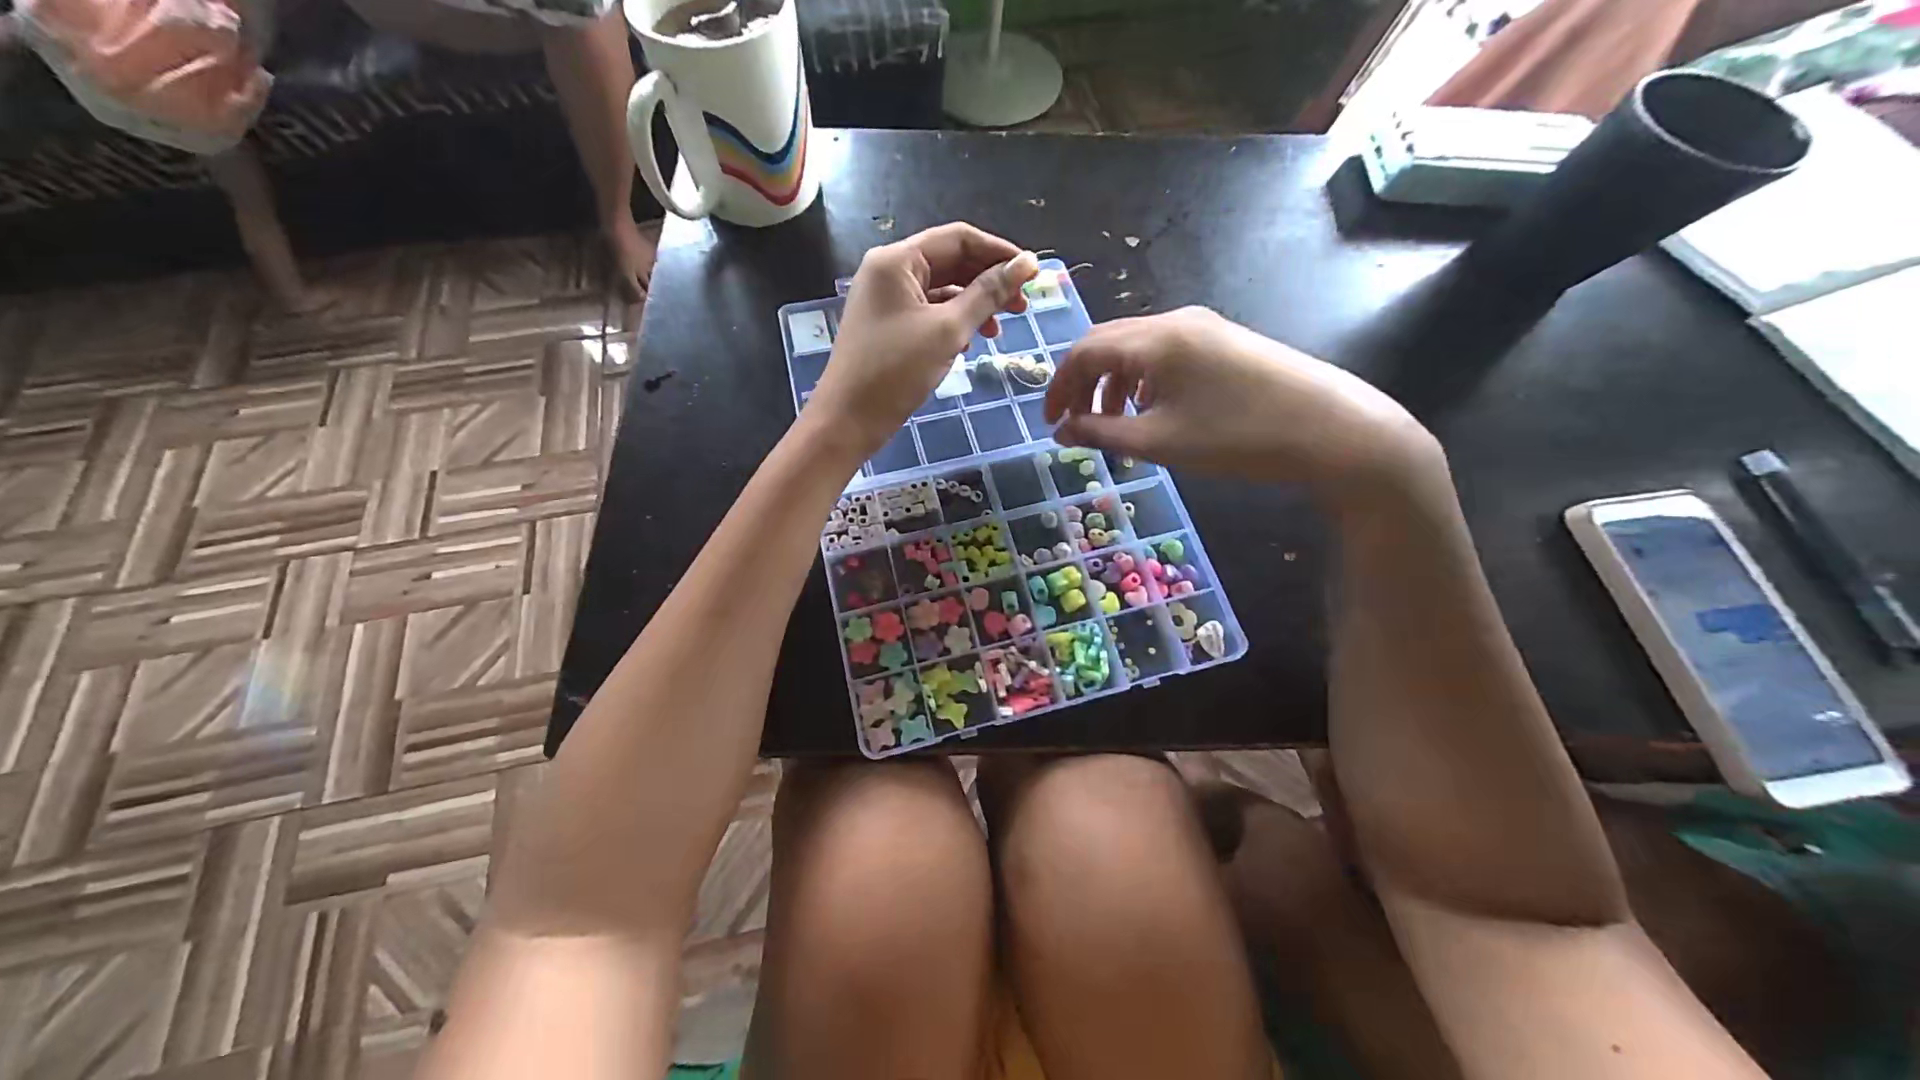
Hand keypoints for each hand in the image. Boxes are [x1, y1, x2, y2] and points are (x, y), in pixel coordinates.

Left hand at [809, 224, 1038, 455]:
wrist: (847, 420)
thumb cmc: (896, 371)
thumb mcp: (948, 330)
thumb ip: (988, 294)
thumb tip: (1027, 264)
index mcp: (897, 260)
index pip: (959, 238)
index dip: (1000, 253)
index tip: (1033, 274)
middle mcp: (889, 271)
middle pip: (951, 262)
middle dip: (989, 281)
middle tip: (1022, 307)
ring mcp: (886, 300)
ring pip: (942, 290)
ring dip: (975, 304)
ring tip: (1000, 329)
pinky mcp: (888, 326)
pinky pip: (929, 312)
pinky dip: (954, 322)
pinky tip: (973, 342)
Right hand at [1044, 307, 1443, 510]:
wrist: (1330, 428)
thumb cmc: (1236, 437)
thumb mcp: (1159, 442)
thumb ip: (1102, 433)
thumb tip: (1063, 431)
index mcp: (1154, 340)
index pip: (1085, 351)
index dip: (1060, 386)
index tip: (1050, 423)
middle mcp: (1175, 321)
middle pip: (1108, 342)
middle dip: (1083, 382)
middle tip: (1074, 423)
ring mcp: (1204, 327)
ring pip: (1137, 348)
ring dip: (1113, 382)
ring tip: (1113, 424)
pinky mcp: (1225, 341)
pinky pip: (1165, 353)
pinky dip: (1143, 379)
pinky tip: (1152, 410)